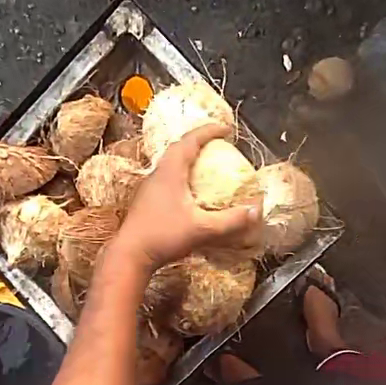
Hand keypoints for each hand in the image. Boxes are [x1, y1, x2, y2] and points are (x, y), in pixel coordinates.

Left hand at [106, 125, 262, 273]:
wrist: (130, 255)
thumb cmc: (164, 236)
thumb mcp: (203, 229)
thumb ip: (231, 220)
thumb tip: (256, 211)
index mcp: (170, 172)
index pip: (190, 141)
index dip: (208, 131)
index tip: (225, 129)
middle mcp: (157, 175)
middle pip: (178, 149)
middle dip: (198, 142)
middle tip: (216, 145)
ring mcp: (149, 188)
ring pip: (170, 164)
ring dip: (188, 160)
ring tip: (205, 165)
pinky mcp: (146, 202)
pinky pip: (167, 179)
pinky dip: (182, 177)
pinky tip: (190, 192)